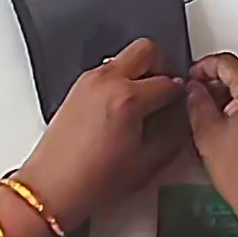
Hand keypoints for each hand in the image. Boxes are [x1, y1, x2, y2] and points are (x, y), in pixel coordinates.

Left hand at [14, 39, 187, 228]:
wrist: (53, 187)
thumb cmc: (93, 180)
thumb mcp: (147, 161)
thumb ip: (173, 132)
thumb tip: (183, 115)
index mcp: (127, 98)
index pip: (168, 82)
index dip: (182, 92)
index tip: (184, 101)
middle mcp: (107, 80)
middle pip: (147, 49)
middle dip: (164, 64)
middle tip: (169, 85)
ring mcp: (90, 79)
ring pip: (126, 56)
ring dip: (142, 69)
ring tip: (148, 98)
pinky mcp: (79, 85)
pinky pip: (109, 69)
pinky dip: (123, 77)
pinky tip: (126, 105)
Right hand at [185, 53, 237, 236]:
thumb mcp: (208, 134)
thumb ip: (196, 102)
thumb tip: (193, 88)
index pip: (225, 62)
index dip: (202, 68)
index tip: (189, 78)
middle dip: (213, 81)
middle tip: (194, 95)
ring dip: (226, 92)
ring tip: (206, 112)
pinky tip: (223, 123)